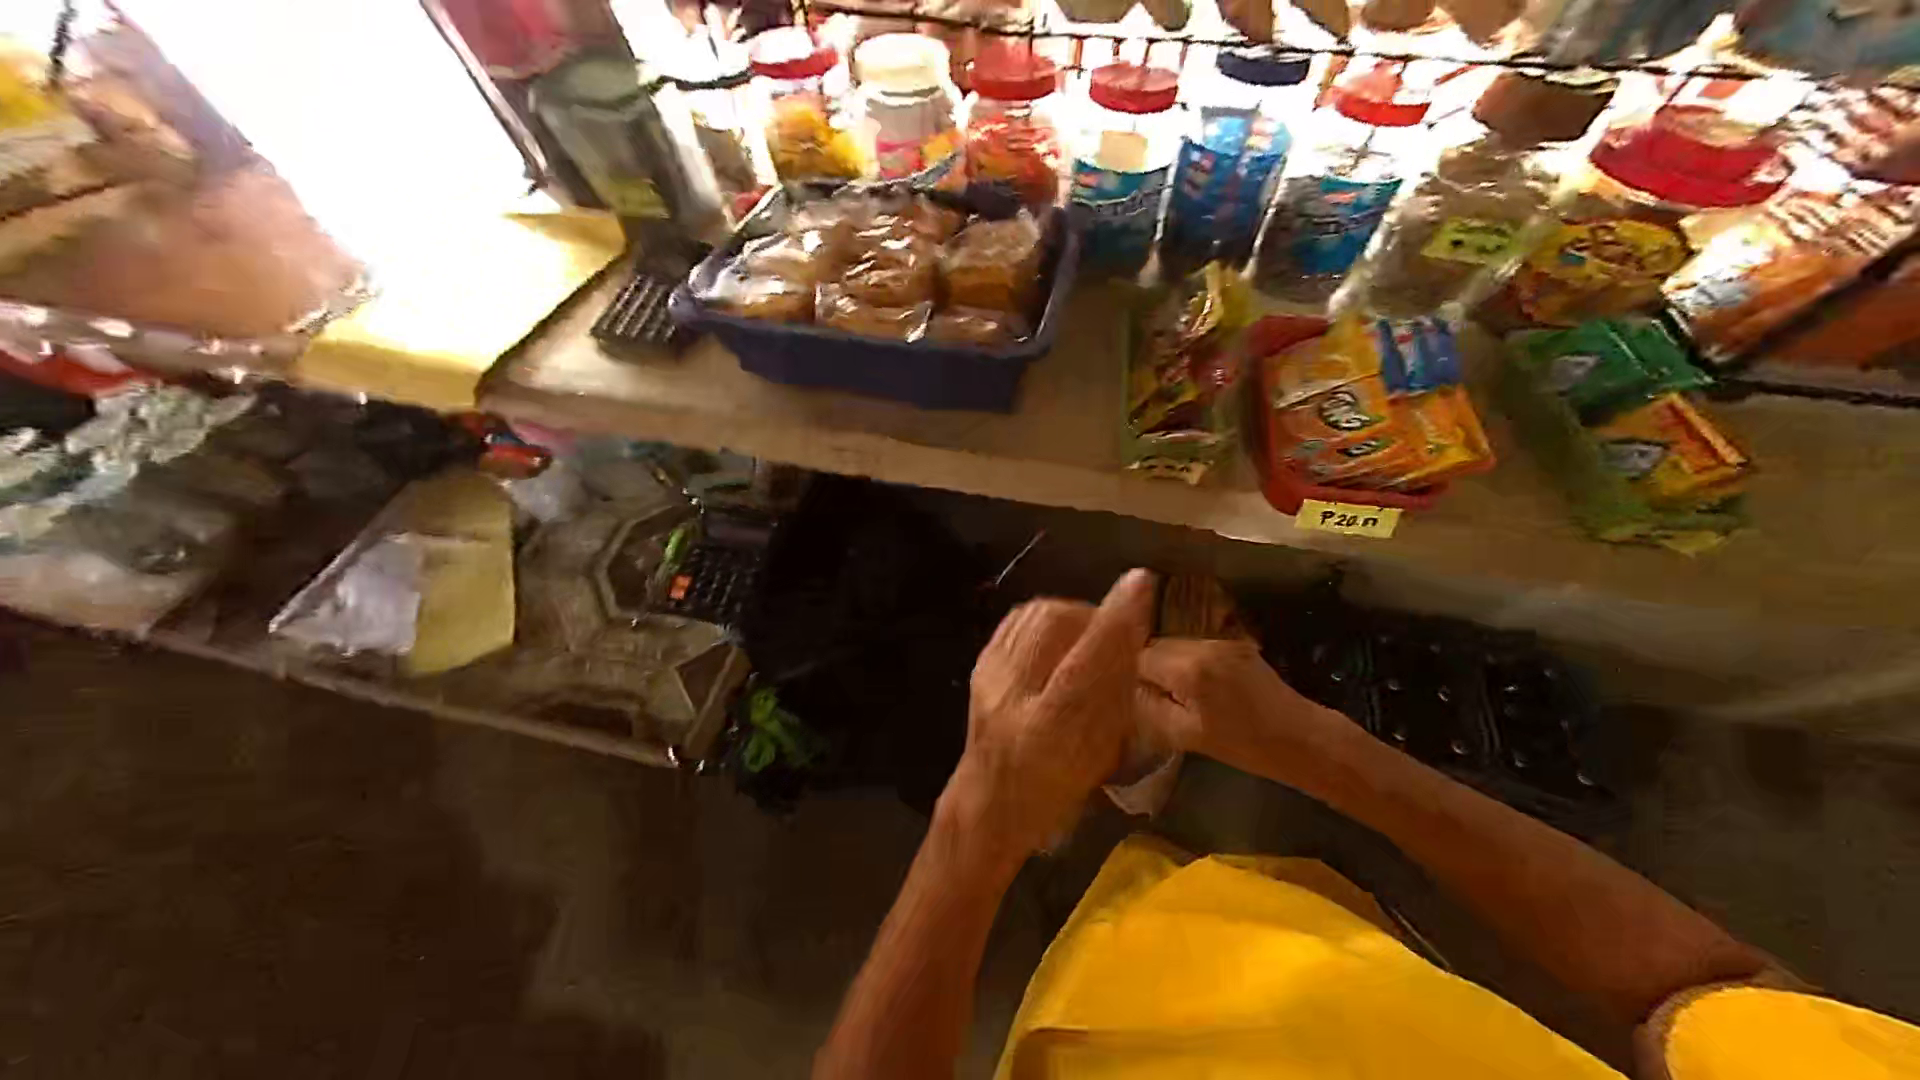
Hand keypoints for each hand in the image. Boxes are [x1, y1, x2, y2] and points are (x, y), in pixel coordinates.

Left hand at [943, 569, 1157, 860]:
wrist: (990, 802)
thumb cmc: (1056, 791)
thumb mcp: (1100, 756)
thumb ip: (1117, 698)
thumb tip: (1135, 638)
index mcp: (1049, 731)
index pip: (1083, 664)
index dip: (1115, 622)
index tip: (1142, 582)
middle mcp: (1012, 696)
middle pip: (1053, 625)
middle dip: (1093, 612)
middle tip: (1114, 628)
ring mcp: (989, 676)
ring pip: (1033, 615)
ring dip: (1069, 612)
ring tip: (1087, 631)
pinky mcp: (979, 664)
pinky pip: (1016, 620)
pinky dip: (1044, 617)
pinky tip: (1057, 633)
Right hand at [1134, 637, 1361, 781]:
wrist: (1301, 739)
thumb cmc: (1243, 746)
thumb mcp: (1184, 735)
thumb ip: (1147, 707)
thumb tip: (1124, 690)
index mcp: (1187, 668)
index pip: (1138, 656)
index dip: (1133, 675)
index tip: (1136, 692)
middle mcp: (1202, 644)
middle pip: (1155, 643)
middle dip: (1149, 665)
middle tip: (1153, 693)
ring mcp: (1221, 641)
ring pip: (1174, 642)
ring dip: (1169, 661)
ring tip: (1175, 690)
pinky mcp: (1234, 643)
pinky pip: (1195, 644)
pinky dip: (1188, 659)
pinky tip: (1196, 683)